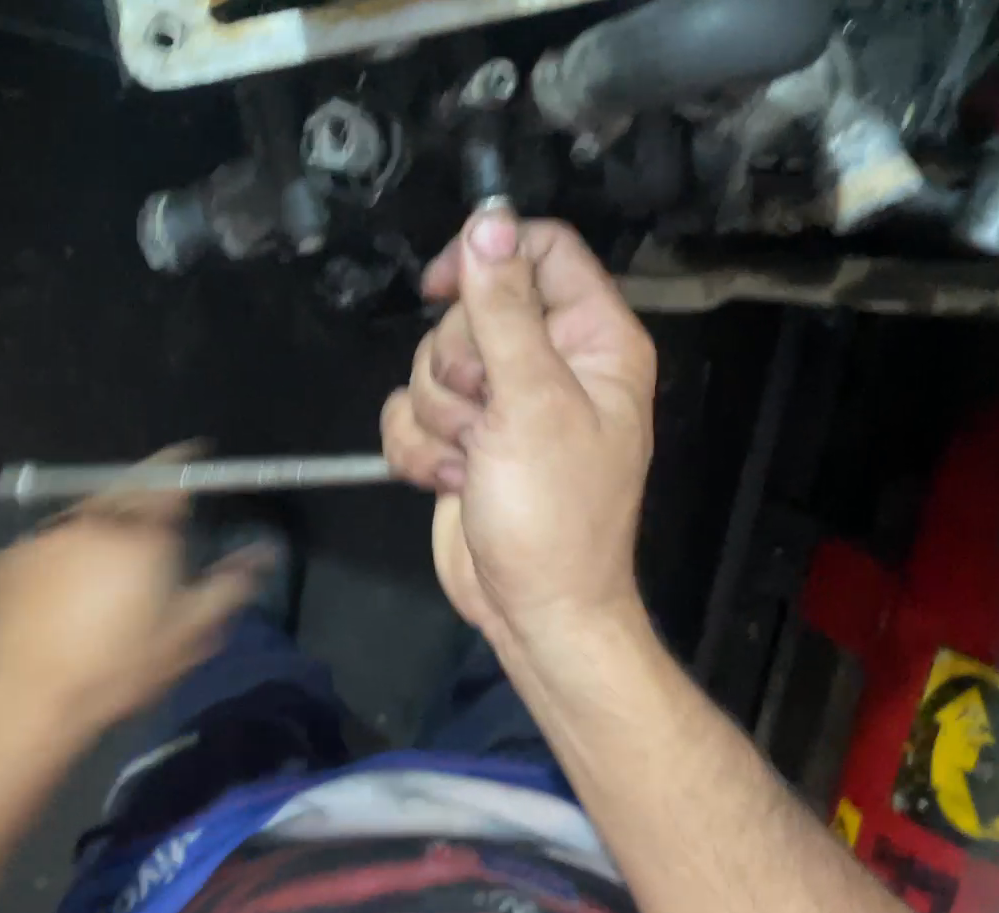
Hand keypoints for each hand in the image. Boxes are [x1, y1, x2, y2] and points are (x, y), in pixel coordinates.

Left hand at [0, 452, 264, 746]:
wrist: (27, 702)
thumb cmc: (117, 669)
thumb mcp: (187, 635)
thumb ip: (230, 585)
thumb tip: (264, 552)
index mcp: (142, 533)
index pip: (168, 474)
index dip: (183, 463)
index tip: (194, 455)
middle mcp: (91, 520)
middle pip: (125, 490)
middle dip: (143, 498)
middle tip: (153, 527)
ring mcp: (43, 536)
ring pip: (84, 517)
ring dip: (102, 529)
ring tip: (106, 573)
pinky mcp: (7, 558)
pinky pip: (48, 543)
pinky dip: (62, 554)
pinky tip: (63, 594)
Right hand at [381, 208, 657, 653]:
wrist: (529, 605)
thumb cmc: (554, 514)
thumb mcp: (532, 404)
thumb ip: (504, 311)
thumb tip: (488, 221)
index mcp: (589, 341)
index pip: (538, 253)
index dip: (486, 259)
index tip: (442, 290)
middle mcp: (545, 364)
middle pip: (469, 313)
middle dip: (458, 370)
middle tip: (486, 415)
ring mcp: (497, 405)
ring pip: (429, 367)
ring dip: (438, 419)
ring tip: (474, 459)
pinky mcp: (458, 441)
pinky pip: (408, 414)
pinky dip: (417, 450)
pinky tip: (450, 479)